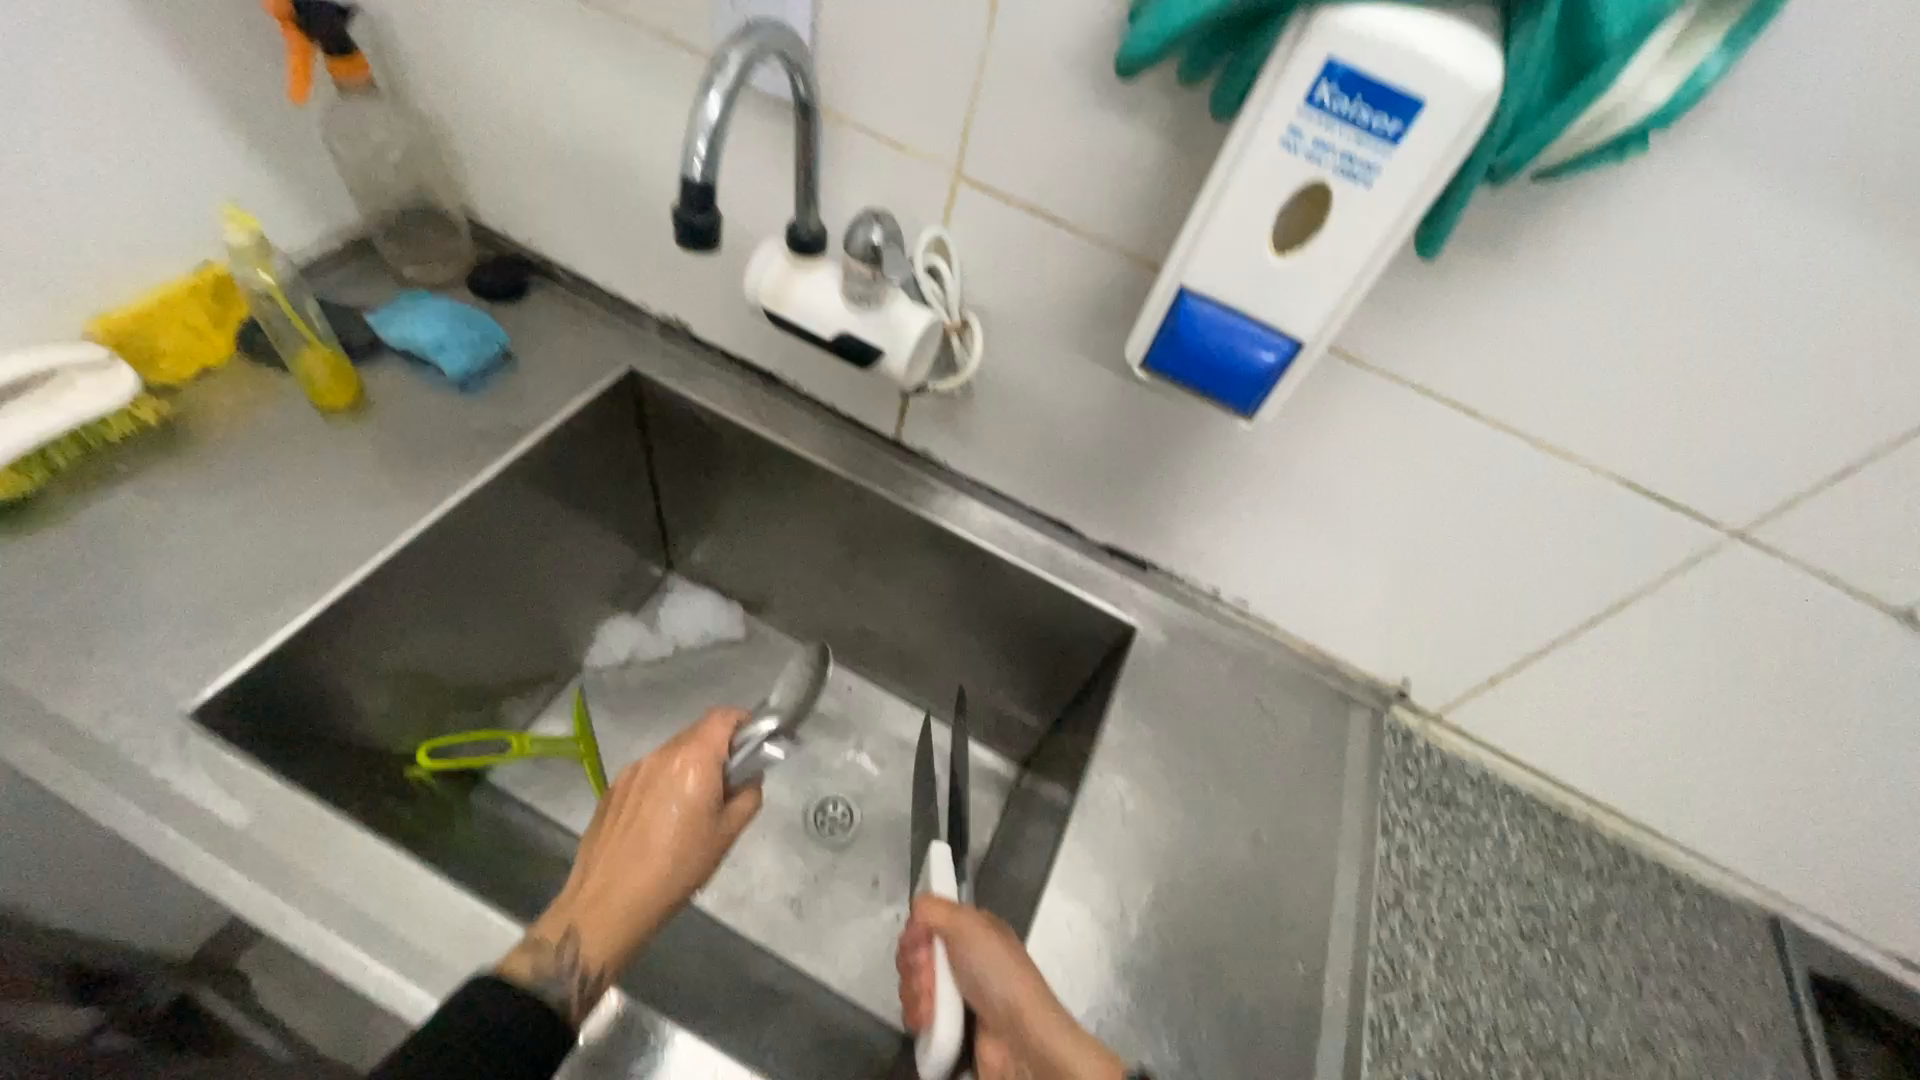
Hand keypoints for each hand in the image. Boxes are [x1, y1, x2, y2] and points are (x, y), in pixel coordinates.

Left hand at [496, 708, 761, 1023]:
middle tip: (726, 787)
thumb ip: (748, 795)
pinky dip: (663, 785)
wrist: (608, 904)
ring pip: (672, 755)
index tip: (754, 745)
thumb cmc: (678, 868)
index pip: (723, 717)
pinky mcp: (612, 789)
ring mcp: (632, 771)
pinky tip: (659, 823)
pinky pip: (648, 774)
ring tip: (689, 811)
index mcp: (693, 759)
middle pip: (697, 734)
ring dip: (689, 769)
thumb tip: (748, 777)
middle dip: (718, 751)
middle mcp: (661, 754)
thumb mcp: (728, 834)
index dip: (744, 723)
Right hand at [897, 896, 1124, 1079]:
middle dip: (914, 967)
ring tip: (932, 1008)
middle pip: (915, 953)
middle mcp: (961, 957)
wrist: (1018, 1037)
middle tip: (930, 979)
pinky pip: (916, 1014)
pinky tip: (928, 1023)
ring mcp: (954, 992)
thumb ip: (933, 907)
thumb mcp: (968, 924)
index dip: (916, 933)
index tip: (920, 944)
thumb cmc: (996, 973)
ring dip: (916, 995)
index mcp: (970, 929)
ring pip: (912, 984)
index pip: (927, 922)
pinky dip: (917, 1017)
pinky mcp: (947, 1024)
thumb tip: (914, 912)